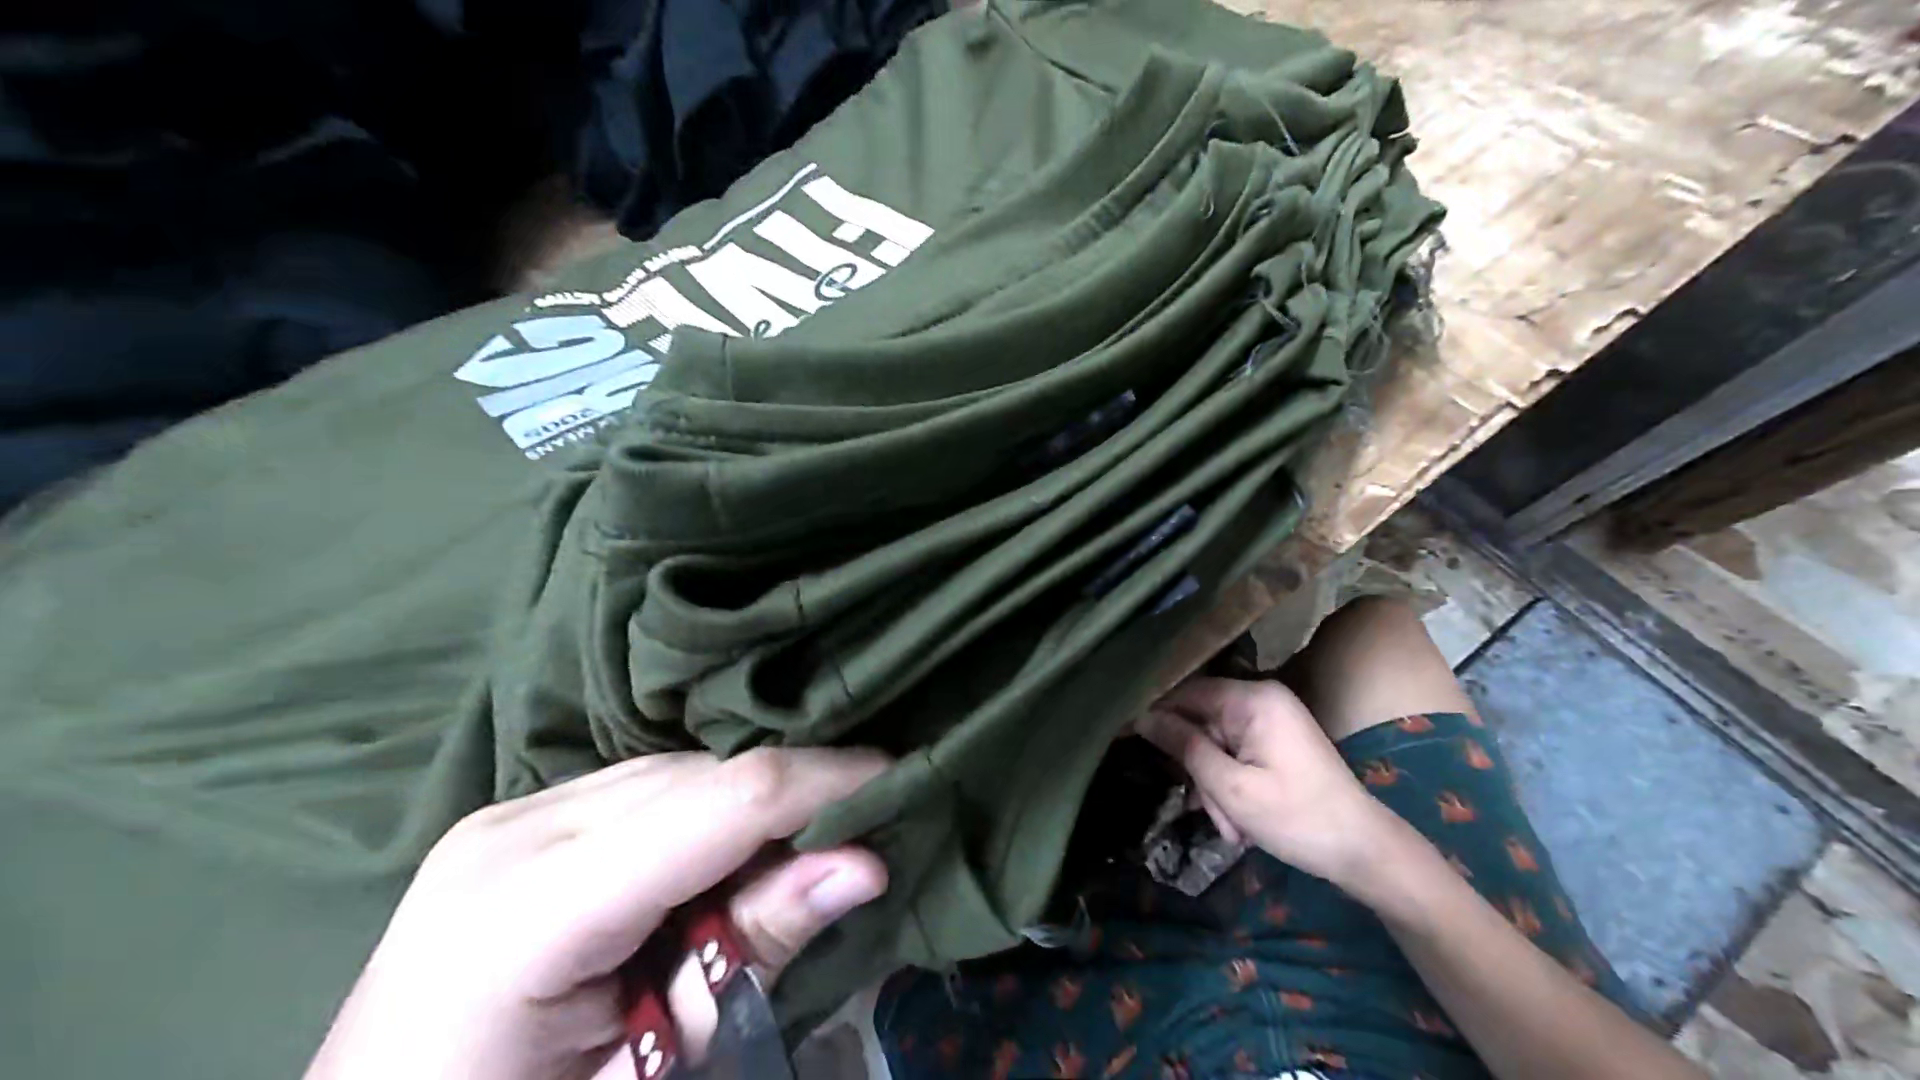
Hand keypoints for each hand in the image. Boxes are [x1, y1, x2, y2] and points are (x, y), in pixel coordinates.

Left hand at [305, 747, 889, 1079]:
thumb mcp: (649, 1077)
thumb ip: (754, 953)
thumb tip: (865, 863)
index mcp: (526, 912)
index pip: (718, 804)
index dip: (821, 783)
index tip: (900, 777)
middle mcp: (513, 830)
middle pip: (700, 778)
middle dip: (793, 797)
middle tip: (858, 835)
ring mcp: (504, 814)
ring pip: (674, 773)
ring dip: (745, 809)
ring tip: (785, 864)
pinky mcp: (512, 817)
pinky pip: (639, 789)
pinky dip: (698, 815)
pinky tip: (714, 863)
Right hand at [1137, 676, 1392, 887]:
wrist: (1366, 853)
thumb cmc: (1298, 818)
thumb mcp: (1231, 788)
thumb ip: (1183, 747)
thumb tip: (1142, 718)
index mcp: (1254, 699)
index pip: (1186, 692)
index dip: (1154, 714)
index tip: (1124, 736)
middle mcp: (1262, 700)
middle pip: (1199, 721)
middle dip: (1197, 768)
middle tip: (1206, 808)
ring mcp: (1270, 722)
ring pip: (1214, 744)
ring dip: (1213, 786)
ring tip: (1233, 827)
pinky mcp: (1275, 743)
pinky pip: (1234, 755)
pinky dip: (1230, 787)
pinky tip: (1241, 822)